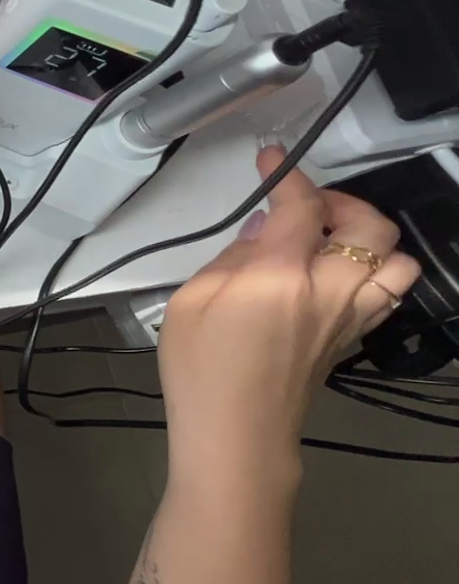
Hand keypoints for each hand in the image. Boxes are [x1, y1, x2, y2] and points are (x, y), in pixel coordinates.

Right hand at [159, 146, 420, 470]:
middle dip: (341, 202)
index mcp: (279, 275)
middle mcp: (329, 288)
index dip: (287, 177)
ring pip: (396, 259)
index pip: (299, 210)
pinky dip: (376, 270)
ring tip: (331, 237)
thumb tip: (254, 239)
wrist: (236, 425)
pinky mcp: (355, 334)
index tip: (271, 158)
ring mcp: (352, 313)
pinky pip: (389, 290)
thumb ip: (226, 264)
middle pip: (368, 227)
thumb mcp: (187, 305)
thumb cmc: (199, 365)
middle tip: (303, 202)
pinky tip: (341, 274)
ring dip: (370, 238)